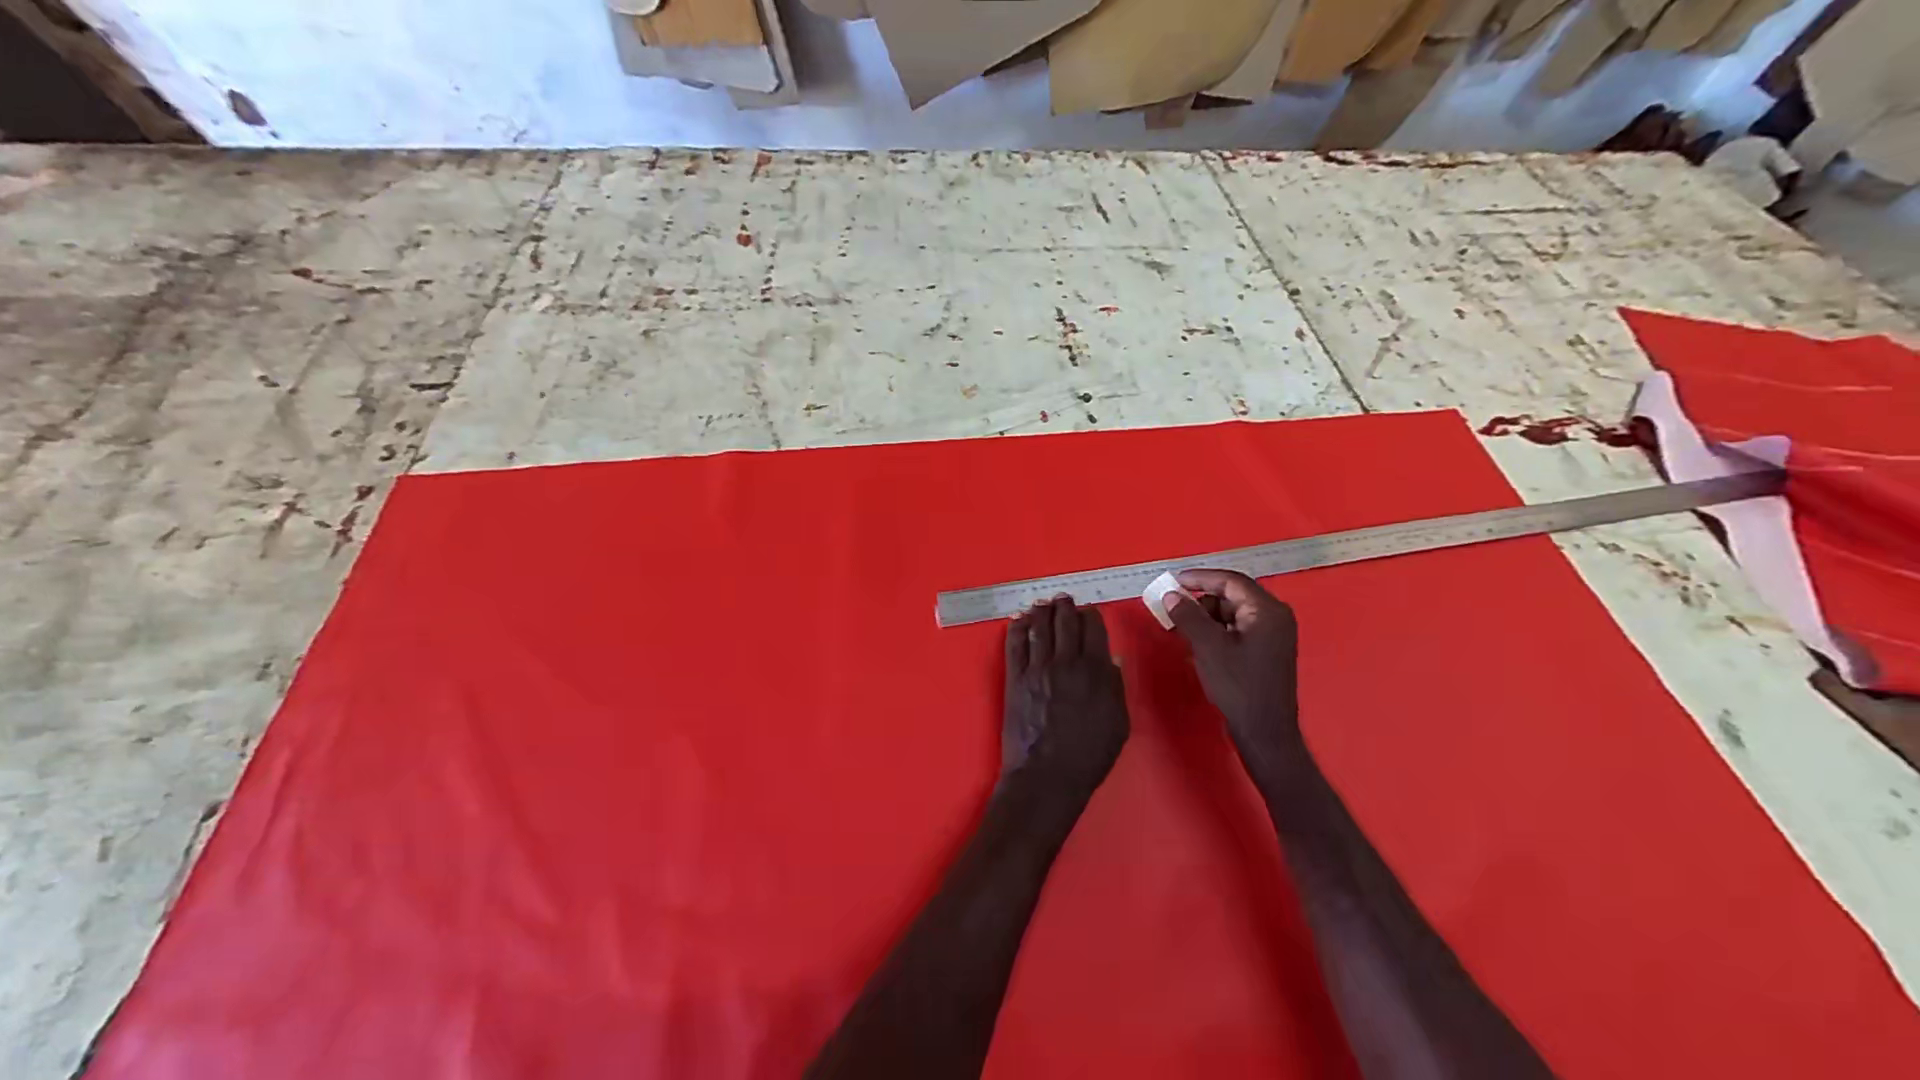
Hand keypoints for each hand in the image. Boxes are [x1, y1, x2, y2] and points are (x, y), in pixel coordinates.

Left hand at [1002, 596, 1129, 794]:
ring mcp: (1037, 668)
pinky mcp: (1015, 678)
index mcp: (1096, 671)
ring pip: (1039, 627)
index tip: (1088, 614)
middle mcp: (1066, 662)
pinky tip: (1020, 620)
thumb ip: (1114, 686)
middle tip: (1064, 599)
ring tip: (1043, 604)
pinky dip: (1018, 627)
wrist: (1047, 776)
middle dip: (1065, 606)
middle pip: (1064, 621)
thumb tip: (1109, 660)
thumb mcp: (1118, 723)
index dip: (1090, 616)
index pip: (1093, 628)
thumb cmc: (1089, 755)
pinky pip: (1016, 644)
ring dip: (1042, 611)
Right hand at [1159, 570, 1299, 757]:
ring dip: (1206, 617)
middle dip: (1201, 600)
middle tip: (1173, 608)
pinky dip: (1216, 631)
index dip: (1200, 578)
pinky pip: (1238, 629)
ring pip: (1233, 613)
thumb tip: (1171, 595)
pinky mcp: (1267, 651)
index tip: (1174, 581)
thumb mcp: (1208, 648)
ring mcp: (1273, 635)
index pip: (1231, 581)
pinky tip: (1197, 644)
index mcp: (1267, 610)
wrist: (1265, 732)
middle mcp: (1275, 617)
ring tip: (1181, 629)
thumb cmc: (1238, 686)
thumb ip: (1188, 616)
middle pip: (1233, 595)